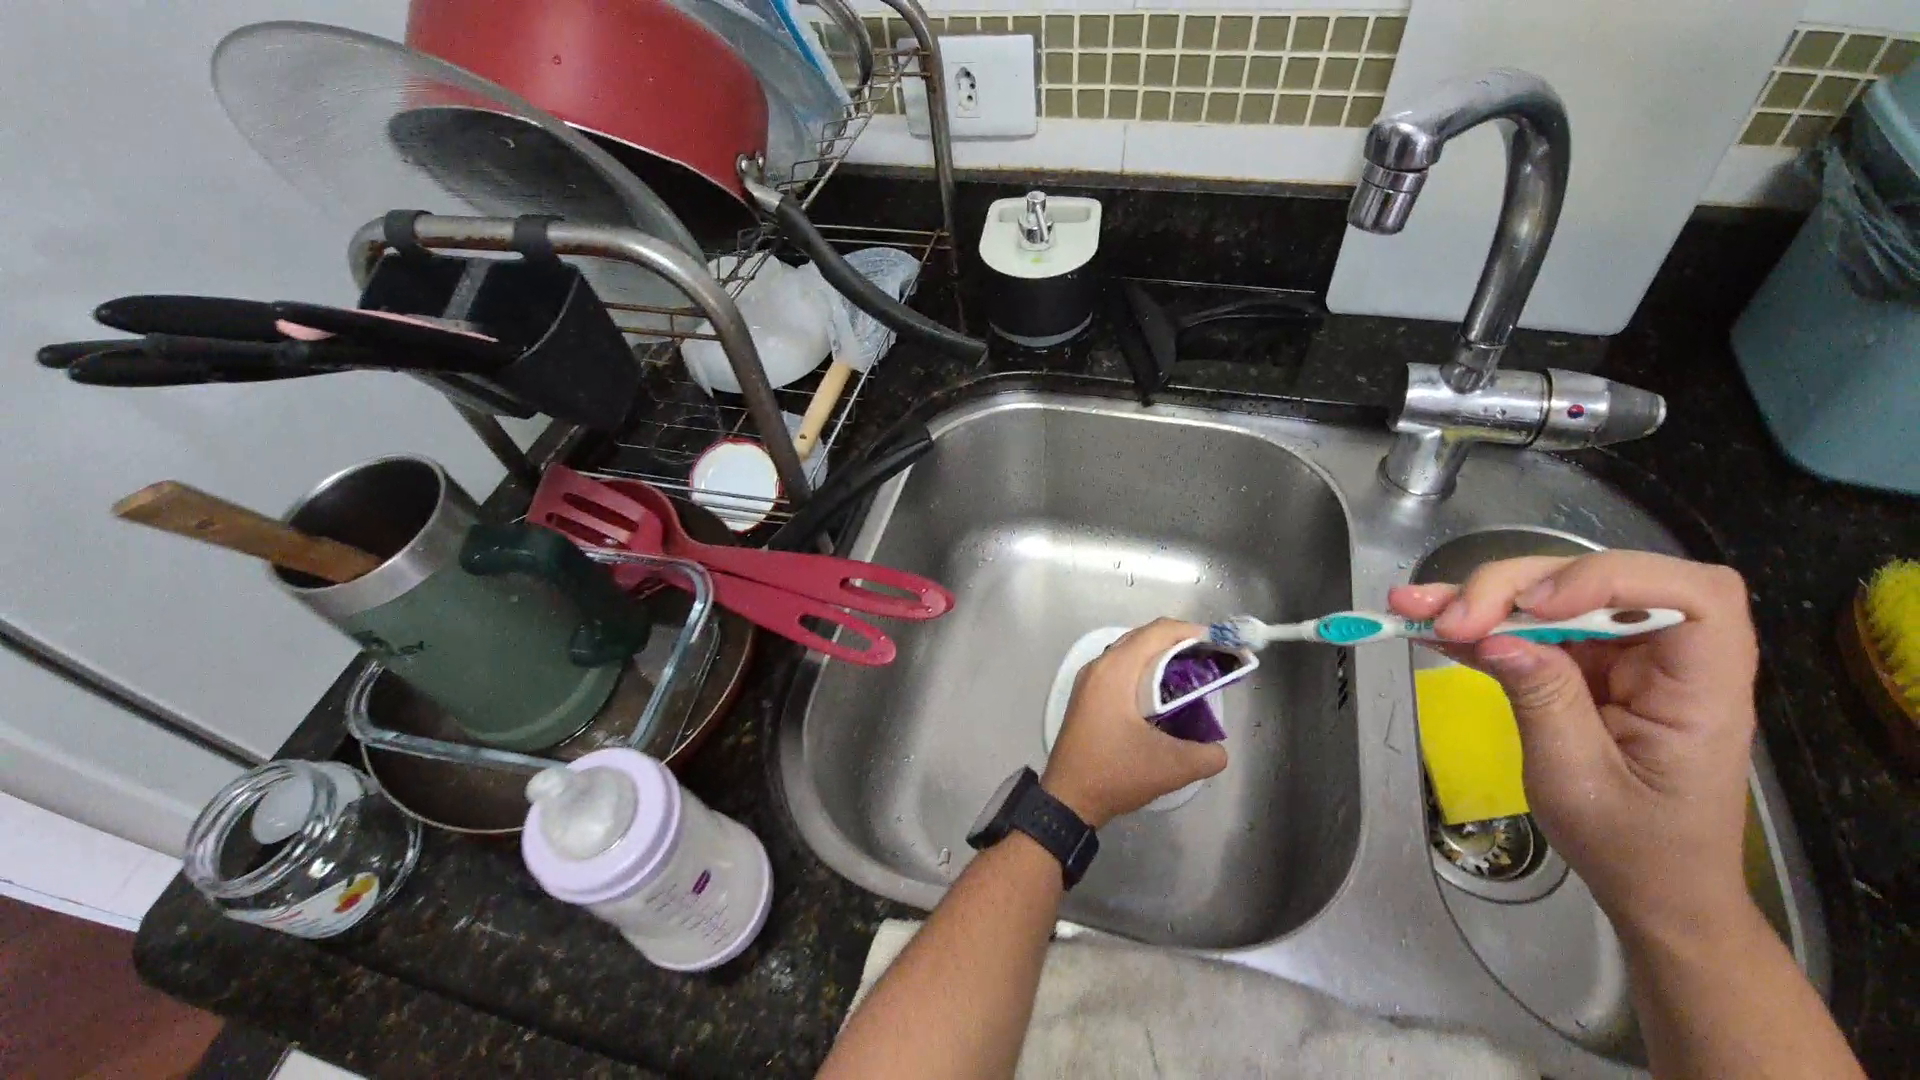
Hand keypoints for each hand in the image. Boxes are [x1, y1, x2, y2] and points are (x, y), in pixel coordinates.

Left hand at [1041, 618, 1229, 827]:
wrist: (1068, 798)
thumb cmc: (1116, 773)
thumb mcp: (1172, 767)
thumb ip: (1208, 755)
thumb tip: (1218, 749)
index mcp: (1115, 670)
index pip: (1157, 632)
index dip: (1190, 632)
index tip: (1218, 645)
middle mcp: (1099, 667)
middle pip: (1143, 638)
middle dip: (1177, 643)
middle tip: (1209, 661)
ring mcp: (1088, 681)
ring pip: (1129, 654)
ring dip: (1159, 658)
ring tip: (1190, 676)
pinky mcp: (1086, 697)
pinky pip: (1119, 670)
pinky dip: (1143, 672)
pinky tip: (1161, 695)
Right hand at [1388, 552, 1759, 941]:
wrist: (1652, 885)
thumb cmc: (1632, 847)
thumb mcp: (1578, 781)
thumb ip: (1544, 702)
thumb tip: (1495, 638)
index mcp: (1701, 688)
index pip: (1691, 594)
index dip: (1611, 580)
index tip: (1534, 607)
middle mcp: (1668, 657)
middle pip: (1600, 582)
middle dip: (1517, 589)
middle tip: (1449, 618)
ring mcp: (1623, 658)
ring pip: (1554, 596)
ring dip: (1481, 599)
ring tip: (1412, 606)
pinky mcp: (1584, 665)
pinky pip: (1529, 629)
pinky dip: (1477, 625)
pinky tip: (1425, 625)